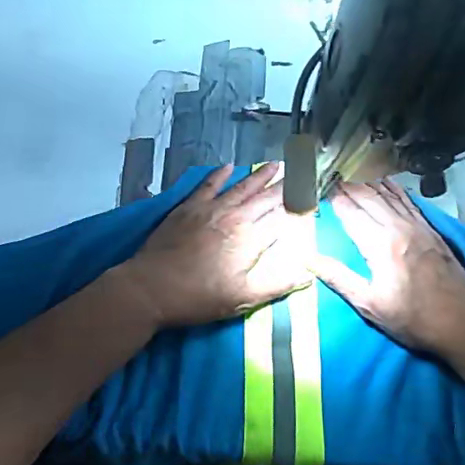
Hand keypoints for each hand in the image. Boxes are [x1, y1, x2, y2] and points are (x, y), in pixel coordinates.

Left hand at [112, 164, 312, 327]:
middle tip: (302, 171)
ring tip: (277, 164)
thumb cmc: (198, 298)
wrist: (150, 287)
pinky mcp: (188, 207)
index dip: (300, 207)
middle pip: (266, 197)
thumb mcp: (242, 299)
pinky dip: (220, 175)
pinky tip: (229, 166)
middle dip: (286, 184)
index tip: (314, 198)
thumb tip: (306, 273)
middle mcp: (234, 217)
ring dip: (260, 175)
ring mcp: (209, 209)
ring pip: (241, 186)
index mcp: (251, 239)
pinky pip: (208, 184)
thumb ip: (276, 284)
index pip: (283, 217)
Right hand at [310, 181, 464, 357]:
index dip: (333, 198)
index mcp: (381, 245)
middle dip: (348, 186)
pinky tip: (387, 183)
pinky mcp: (432, 231)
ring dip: (369, 183)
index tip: (318, 186)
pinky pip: (409, 202)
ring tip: (352, 174)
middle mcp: (400, 228)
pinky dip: (394, 190)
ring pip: (390, 196)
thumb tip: (308, 259)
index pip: (351, 212)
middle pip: (370, 198)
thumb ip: (338, 278)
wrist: (464, 323)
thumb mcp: (368, 304)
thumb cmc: (412, 319)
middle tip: (330, 176)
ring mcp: (419, 227)